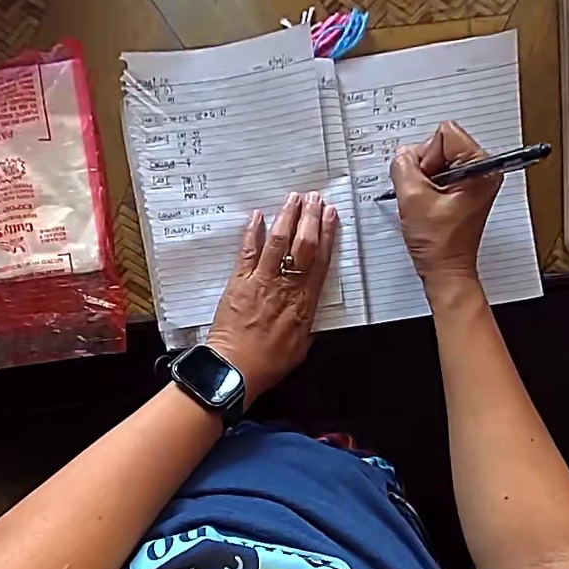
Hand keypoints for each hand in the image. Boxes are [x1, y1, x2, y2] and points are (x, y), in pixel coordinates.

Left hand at [205, 191, 338, 404]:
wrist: (236, 370)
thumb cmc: (269, 364)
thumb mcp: (301, 347)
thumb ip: (308, 324)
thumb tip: (311, 311)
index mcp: (305, 303)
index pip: (321, 262)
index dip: (328, 235)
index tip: (332, 216)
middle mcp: (287, 288)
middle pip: (303, 246)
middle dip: (310, 219)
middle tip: (315, 198)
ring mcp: (262, 283)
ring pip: (278, 243)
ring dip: (287, 218)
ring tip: (293, 198)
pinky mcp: (239, 283)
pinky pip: (248, 253)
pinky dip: (252, 233)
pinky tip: (257, 217)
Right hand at [389, 120, 502, 282]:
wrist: (445, 268)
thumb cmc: (439, 243)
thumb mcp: (412, 199)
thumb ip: (403, 167)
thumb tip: (402, 154)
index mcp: (481, 167)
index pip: (445, 134)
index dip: (426, 157)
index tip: (427, 183)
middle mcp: (482, 170)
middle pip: (442, 144)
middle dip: (425, 168)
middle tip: (425, 195)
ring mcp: (474, 179)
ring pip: (438, 159)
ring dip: (425, 180)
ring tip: (427, 203)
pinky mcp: (464, 189)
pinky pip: (440, 173)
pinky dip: (428, 187)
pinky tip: (428, 205)